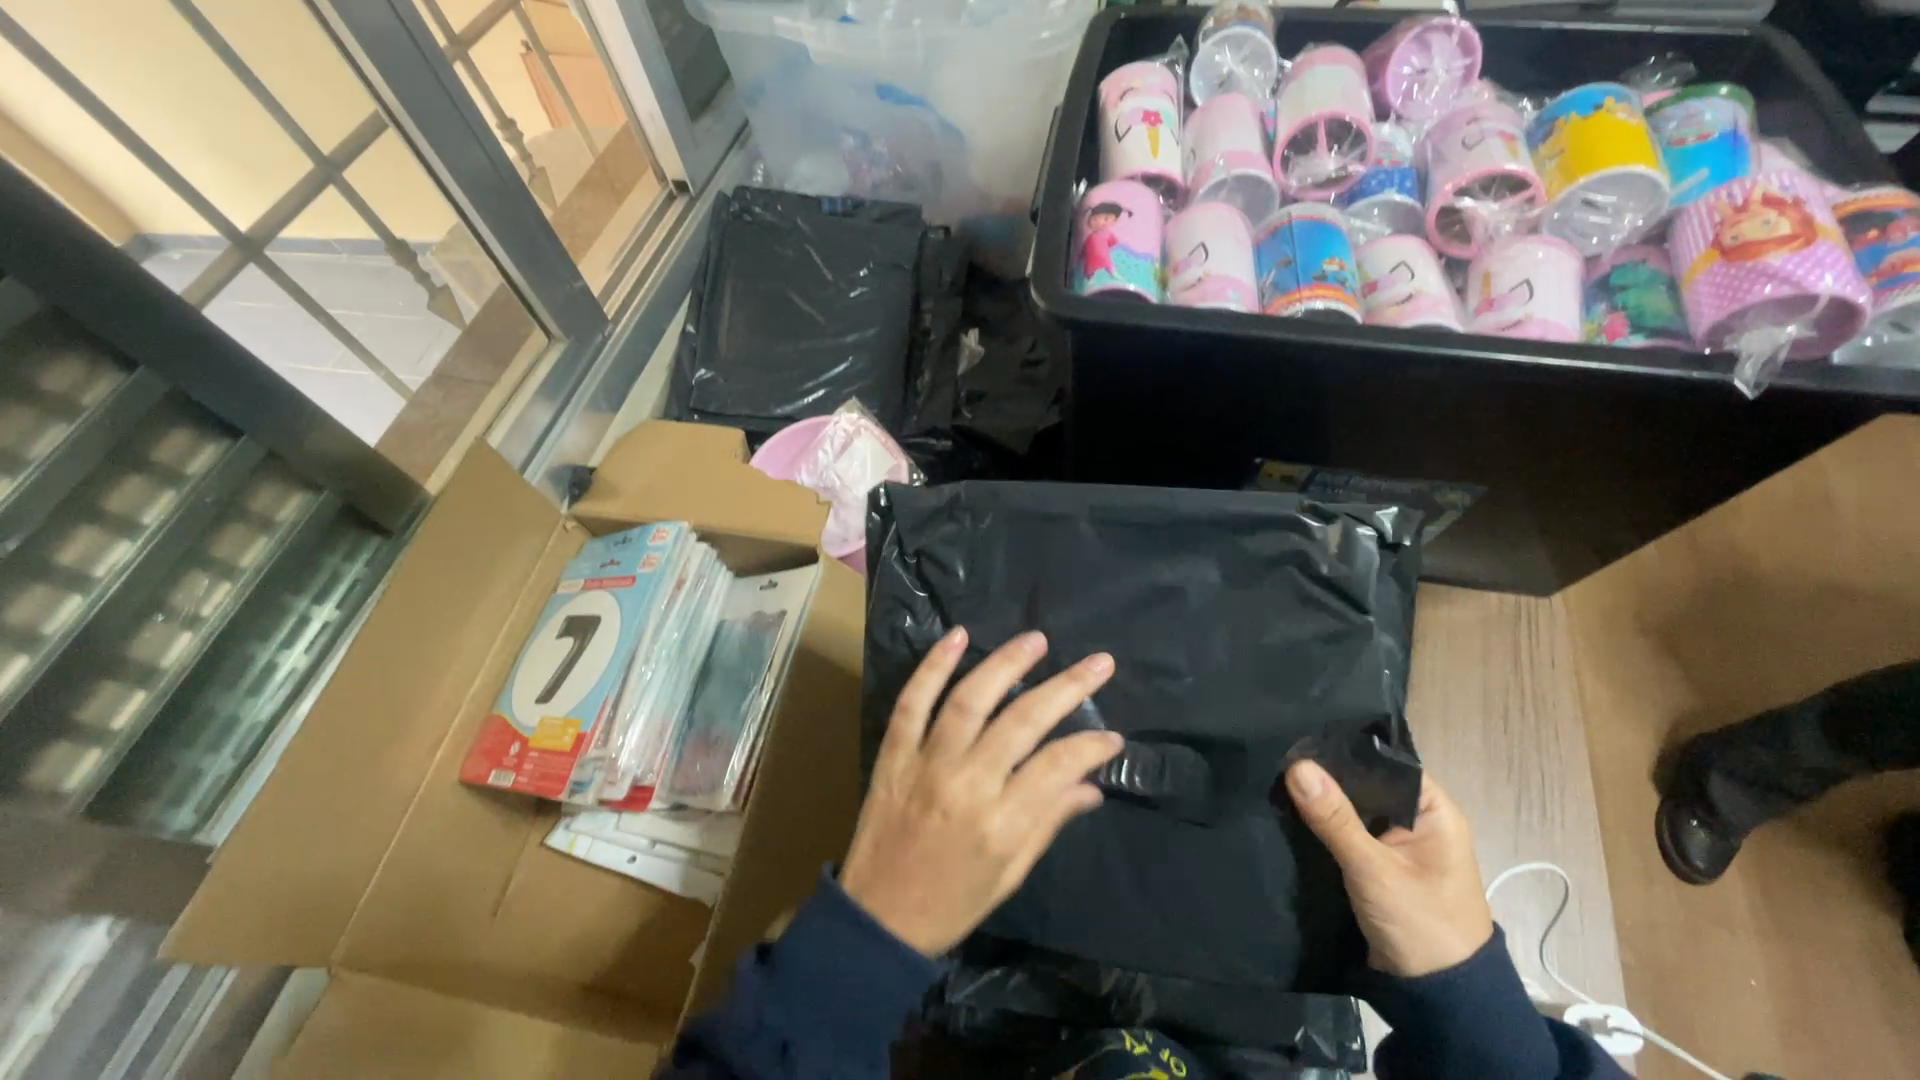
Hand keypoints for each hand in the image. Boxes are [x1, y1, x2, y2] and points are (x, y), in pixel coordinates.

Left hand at [840, 627, 1123, 956]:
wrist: (876, 918)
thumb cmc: (953, 902)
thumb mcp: (1011, 874)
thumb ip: (1049, 822)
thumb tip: (1090, 785)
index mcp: (1001, 822)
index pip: (1058, 765)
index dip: (1090, 745)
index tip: (1112, 734)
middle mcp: (966, 784)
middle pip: (1022, 721)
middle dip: (1066, 687)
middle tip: (1098, 662)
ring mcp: (925, 763)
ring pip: (969, 700)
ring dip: (1006, 664)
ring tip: (1036, 640)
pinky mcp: (893, 755)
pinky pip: (912, 702)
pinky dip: (933, 666)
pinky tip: (959, 637)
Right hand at [1284, 760, 1494, 977]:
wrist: (1436, 997)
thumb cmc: (1420, 924)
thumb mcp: (1374, 869)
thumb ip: (1335, 819)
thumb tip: (1297, 766)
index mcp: (1435, 812)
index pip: (1385, 763)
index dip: (1345, 750)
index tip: (1299, 738)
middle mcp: (1418, 822)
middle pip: (1366, 785)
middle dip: (1327, 777)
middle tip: (1277, 758)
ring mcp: (1398, 845)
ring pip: (1353, 811)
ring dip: (1323, 804)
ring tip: (1275, 780)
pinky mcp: (1378, 866)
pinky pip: (1347, 835)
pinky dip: (1324, 828)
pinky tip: (1290, 815)